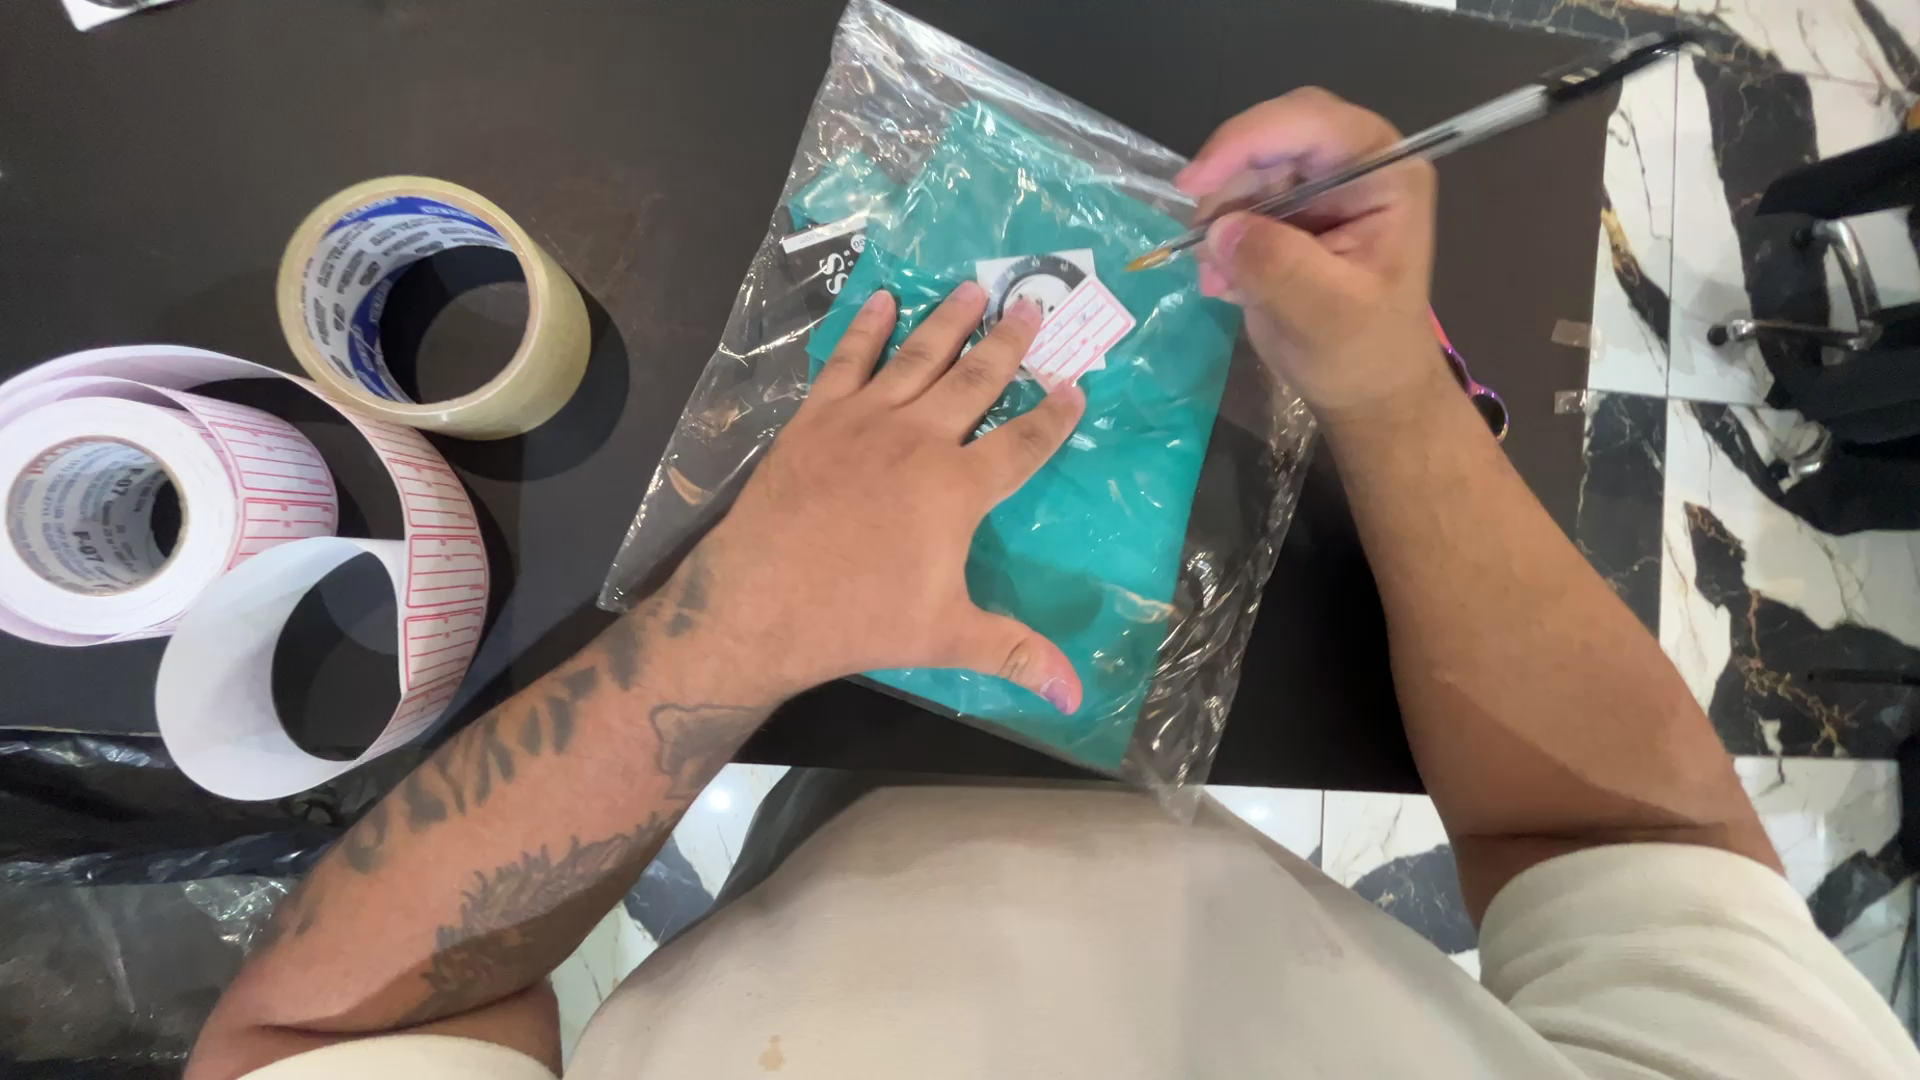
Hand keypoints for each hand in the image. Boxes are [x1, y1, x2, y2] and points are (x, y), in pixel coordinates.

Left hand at [692, 282, 1087, 710]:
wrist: (761, 602)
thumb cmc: (858, 618)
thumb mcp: (946, 636)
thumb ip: (1015, 653)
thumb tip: (1076, 696)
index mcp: (957, 488)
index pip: (1022, 443)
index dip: (1053, 417)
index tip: (1076, 386)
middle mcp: (918, 439)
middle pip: (976, 381)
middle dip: (1009, 345)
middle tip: (1032, 307)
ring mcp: (865, 421)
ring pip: (919, 358)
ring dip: (950, 321)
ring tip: (974, 286)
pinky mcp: (817, 417)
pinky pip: (848, 360)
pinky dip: (866, 328)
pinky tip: (881, 300)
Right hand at [1178, 88, 1448, 426]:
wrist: (1363, 390)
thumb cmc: (1362, 352)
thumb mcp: (1326, 313)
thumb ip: (1278, 266)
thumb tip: (1219, 230)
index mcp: (1381, 173)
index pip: (1310, 122)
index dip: (1246, 139)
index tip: (1193, 184)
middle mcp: (1347, 172)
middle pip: (1269, 144)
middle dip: (1226, 190)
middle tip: (1201, 245)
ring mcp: (1313, 198)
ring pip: (1243, 179)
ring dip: (1217, 226)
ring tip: (1217, 280)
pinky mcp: (1283, 226)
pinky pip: (1234, 215)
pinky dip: (1218, 248)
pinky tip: (1224, 286)